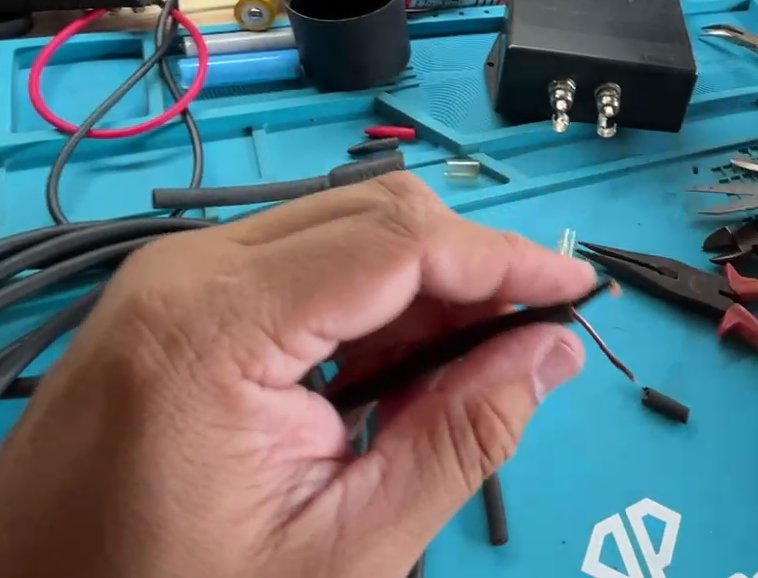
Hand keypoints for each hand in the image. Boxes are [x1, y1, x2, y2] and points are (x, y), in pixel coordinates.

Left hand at [0, 173, 595, 577]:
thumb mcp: (341, 555)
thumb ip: (462, 437)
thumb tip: (554, 350)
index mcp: (217, 325)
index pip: (402, 243)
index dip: (505, 258)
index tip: (577, 286)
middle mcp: (192, 267)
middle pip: (380, 214)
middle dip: (472, 264)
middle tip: (531, 328)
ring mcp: (179, 272)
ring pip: (351, 225)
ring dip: (430, 277)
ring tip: (477, 348)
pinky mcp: (181, 291)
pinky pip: (312, 257)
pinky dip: (379, 294)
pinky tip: (406, 355)